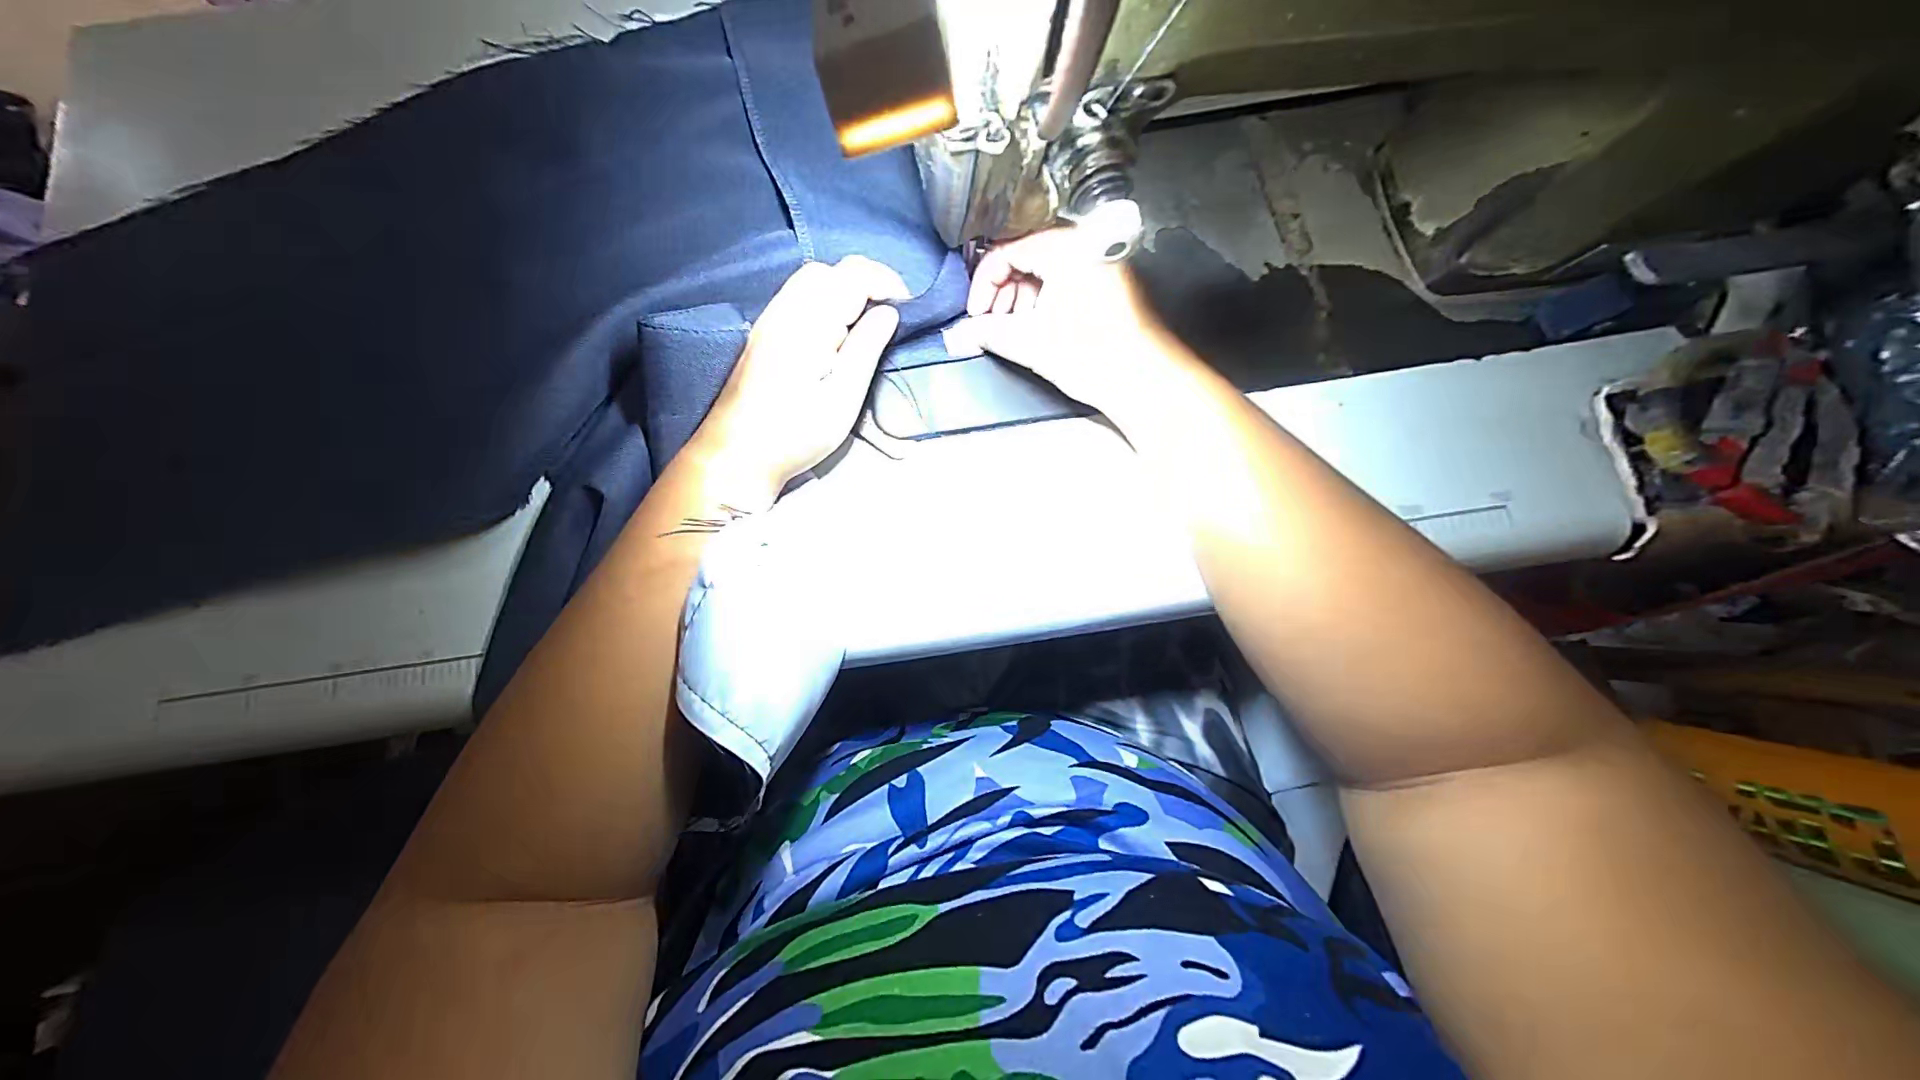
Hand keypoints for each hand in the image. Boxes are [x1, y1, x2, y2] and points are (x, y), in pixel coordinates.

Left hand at [690, 256, 909, 502]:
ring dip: (842, 294)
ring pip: (809, 283)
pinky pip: (796, 301)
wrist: (734, 456)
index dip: (886, 282)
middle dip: (863, 284)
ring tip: (862, 330)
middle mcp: (784, 312)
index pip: (852, 274)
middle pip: (828, 271)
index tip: (906, 308)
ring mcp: (768, 322)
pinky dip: (822, 305)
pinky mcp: (761, 337)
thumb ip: (866, 349)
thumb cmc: (792, 436)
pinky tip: (833, 339)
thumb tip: (888, 313)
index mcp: (807, 325)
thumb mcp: (842, 399)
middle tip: (885, 318)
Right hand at [964, 225, 1192, 414]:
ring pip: (1044, 269)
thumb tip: (965, 331)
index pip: (1005, 251)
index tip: (976, 311)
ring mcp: (1100, 261)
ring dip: (1022, 299)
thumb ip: (988, 332)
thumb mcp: (1030, 343)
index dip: (982, 285)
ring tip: (1015, 331)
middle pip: (1024, 257)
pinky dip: (1045, 301)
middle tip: (991, 323)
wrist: (1143, 382)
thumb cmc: (1103, 359)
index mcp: (1066, 247)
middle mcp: (1086, 244)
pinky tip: (1038, 329)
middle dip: (1002, 294)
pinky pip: (1064, 278)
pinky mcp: (1108, 280)